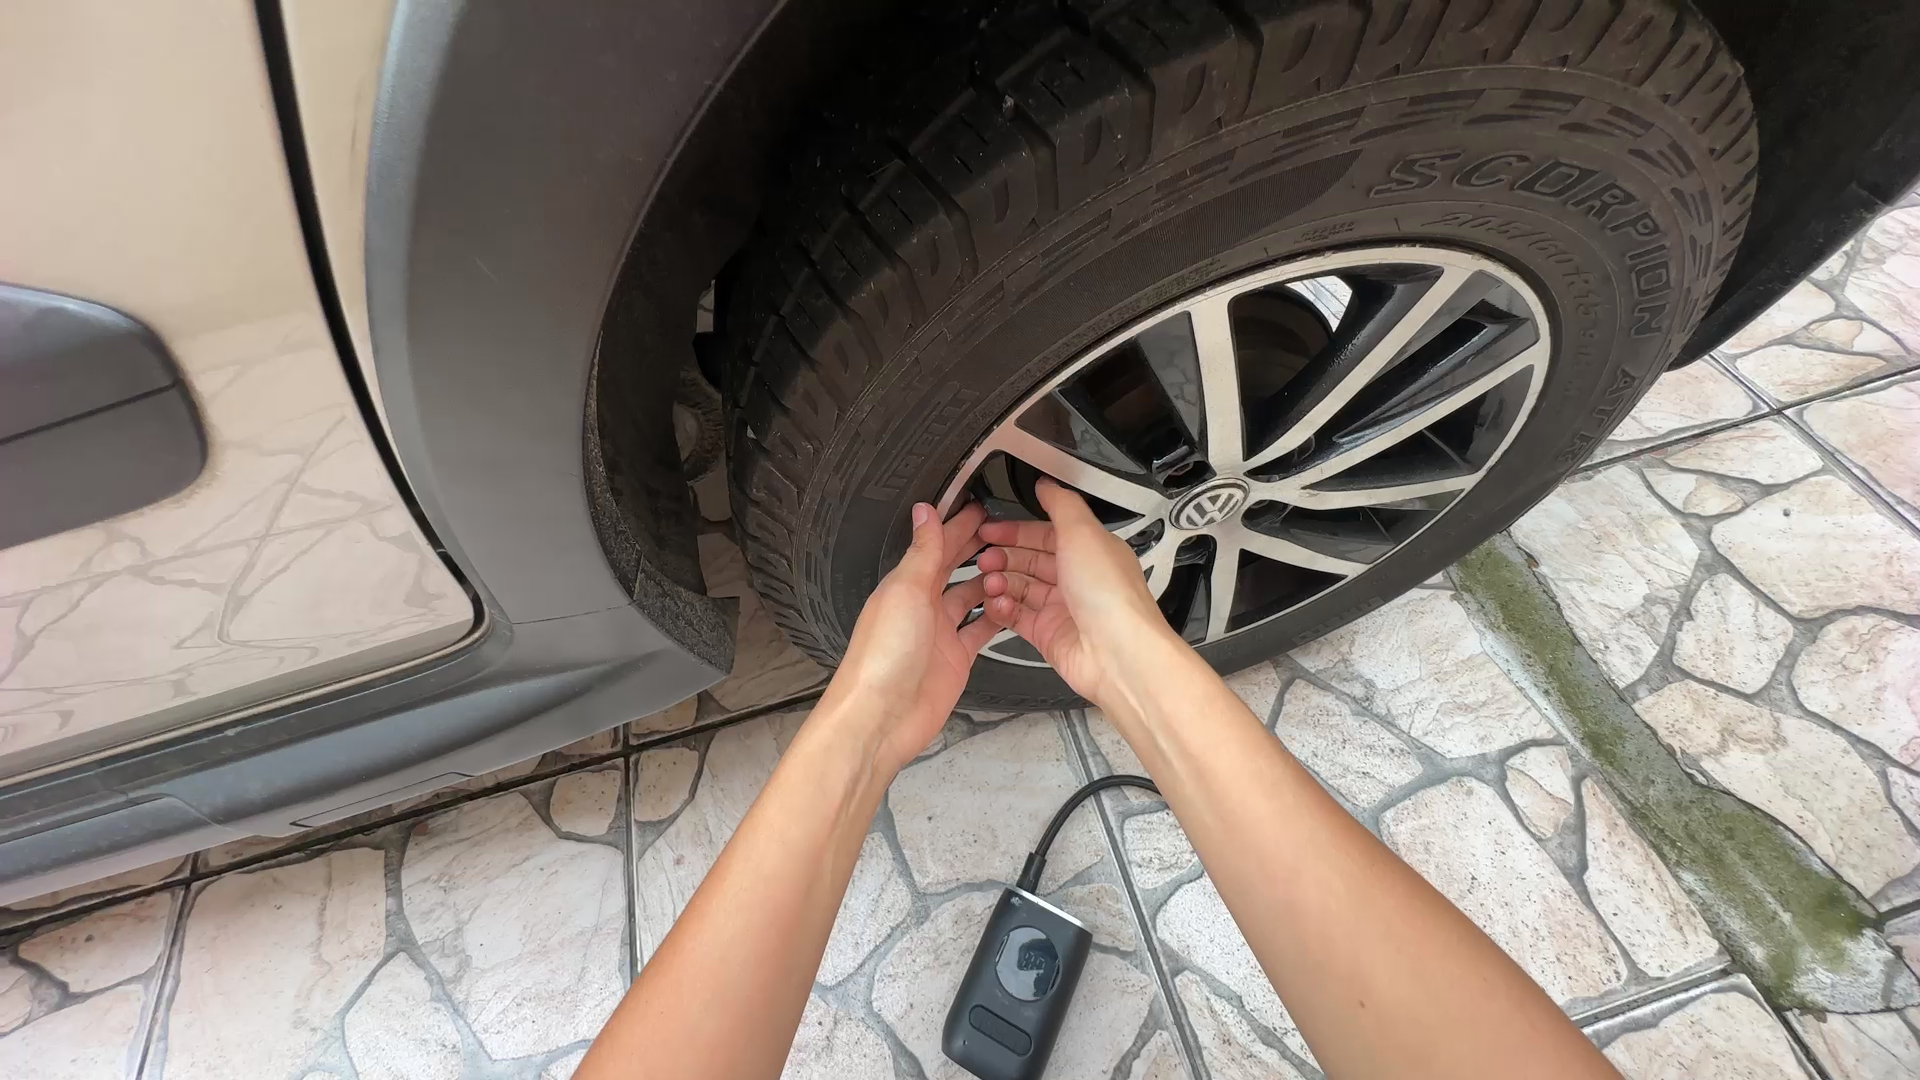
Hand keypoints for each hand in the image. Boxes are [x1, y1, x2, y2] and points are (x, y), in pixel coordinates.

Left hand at [818, 500, 995, 772]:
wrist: (882, 717)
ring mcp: (939, 633)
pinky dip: (996, 617)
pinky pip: (980, 631)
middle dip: (977, 548)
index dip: (957, 525)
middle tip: (1005, 529)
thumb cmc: (883, 656)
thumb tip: (923, 511)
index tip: (981, 507)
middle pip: (954, 568)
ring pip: (970, 598)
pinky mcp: (955, 659)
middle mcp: (922, 606)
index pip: (936, 546)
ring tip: (1014, 564)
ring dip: (990, 581)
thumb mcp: (905, 591)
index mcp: (905, 585)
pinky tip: (1010, 606)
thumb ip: (922, 551)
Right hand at [977, 479, 1176, 706]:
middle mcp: (1077, 578)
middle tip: (985, 555)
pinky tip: (996, 602)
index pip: (1045, 533)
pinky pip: (1016, 617)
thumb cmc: (1111, 596)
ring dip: (1001, 581)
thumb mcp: (1084, 532)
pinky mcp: (1049, 634)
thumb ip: (1061, 504)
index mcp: (1089, 550)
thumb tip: (1047, 484)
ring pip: (1020, 588)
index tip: (990, 528)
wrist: (1116, 652)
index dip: (1016, 529)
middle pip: (1029, 560)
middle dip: (1004, 555)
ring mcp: (1062, 608)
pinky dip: (1002, 608)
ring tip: (991, 580)